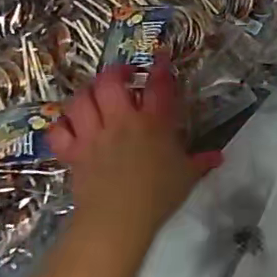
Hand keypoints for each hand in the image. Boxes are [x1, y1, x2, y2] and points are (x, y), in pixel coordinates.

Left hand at [48, 65, 223, 243]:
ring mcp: (93, 136)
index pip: (158, 86)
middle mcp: (121, 122)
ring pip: (81, 101)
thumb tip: (218, 157)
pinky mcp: (73, 153)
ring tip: (96, 93)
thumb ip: (201, 161)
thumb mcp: (188, 175)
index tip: (161, 58)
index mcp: (154, 123)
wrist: (118, 219)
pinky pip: (59, 130)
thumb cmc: (159, 193)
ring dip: (87, 92)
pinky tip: (70, 123)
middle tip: (124, 73)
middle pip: (110, 83)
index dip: (160, 68)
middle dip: (115, 72)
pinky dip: (62, 123)